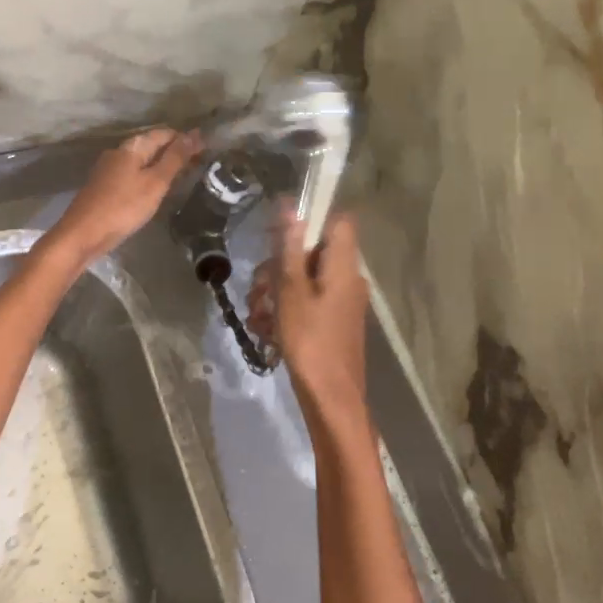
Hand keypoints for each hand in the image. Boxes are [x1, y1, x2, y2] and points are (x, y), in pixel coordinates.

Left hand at [45, 129, 202, 265]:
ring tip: (182, 176)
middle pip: (150, 145)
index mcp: (131, 147)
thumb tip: (194, 133)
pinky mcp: (103, 188)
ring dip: (160, 165)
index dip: (184, 139)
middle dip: (173, 151)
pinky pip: (131, 175)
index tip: (206, 148)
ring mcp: (107, 170)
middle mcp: (117, 153)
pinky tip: (155, 189)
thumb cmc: (122, 207)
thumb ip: (174, 158)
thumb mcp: (155, 182)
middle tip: (198, 163)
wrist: (82, 234)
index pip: (163, 133)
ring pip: (140, 161)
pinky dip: (146, 177)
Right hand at [247, 206, 367, 406]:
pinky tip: (264, 330)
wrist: (329, 395)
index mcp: (343, 266)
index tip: (276, 236)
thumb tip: (291, 207)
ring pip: (301, 280)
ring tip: (256, 316)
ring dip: (273, 293)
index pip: (337, 221)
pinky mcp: (329, 322)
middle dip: (277, 266)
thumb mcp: (291, 291)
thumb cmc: (310, 340)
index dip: (309, 220)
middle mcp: (346, 278)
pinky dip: (282, 311)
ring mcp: (338, 302)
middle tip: (258, 289)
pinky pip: (303, 303)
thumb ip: (290, 249)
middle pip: (310, 253)